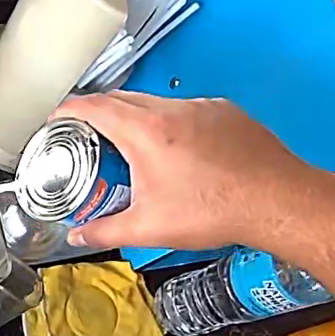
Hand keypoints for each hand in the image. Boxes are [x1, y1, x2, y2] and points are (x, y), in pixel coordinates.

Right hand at [54, 92, 334, 261]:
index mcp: (147, 132)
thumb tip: (79, 238)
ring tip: (128, 147)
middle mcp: (175, 110)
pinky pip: (186, 109)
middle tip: (85, 132)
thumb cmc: (215, 210)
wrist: (277, 201)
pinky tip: (172, 152)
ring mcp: (204, 107)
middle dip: (98, 111)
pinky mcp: (226, 113)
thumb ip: (104, 232)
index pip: (96, 106)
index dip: (70, 108)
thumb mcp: (147, 228)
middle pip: (123, 98)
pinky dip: (168, 123)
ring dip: (135, 117)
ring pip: (156, 102)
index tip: (57, 115)